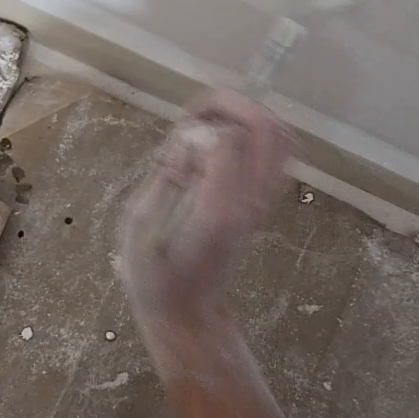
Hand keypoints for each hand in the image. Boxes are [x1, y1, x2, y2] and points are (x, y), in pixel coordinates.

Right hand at [118, 89, 292, 338]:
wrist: (189, 312)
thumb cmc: (153, 276)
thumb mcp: (138, 228)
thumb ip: (163, 178)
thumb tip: (187, 141)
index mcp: (217, 212)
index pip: (228, 141)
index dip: (195, 132)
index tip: (169, 158)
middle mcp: (250, 202)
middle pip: (264, 127)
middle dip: (226, 105)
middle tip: (191, 118)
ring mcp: (264, 203)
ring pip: (279, 134)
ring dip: (244, 114)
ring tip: (207, 124)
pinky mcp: (266, 203)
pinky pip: (280, 152)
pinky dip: (257, 131)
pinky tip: (223, 140)